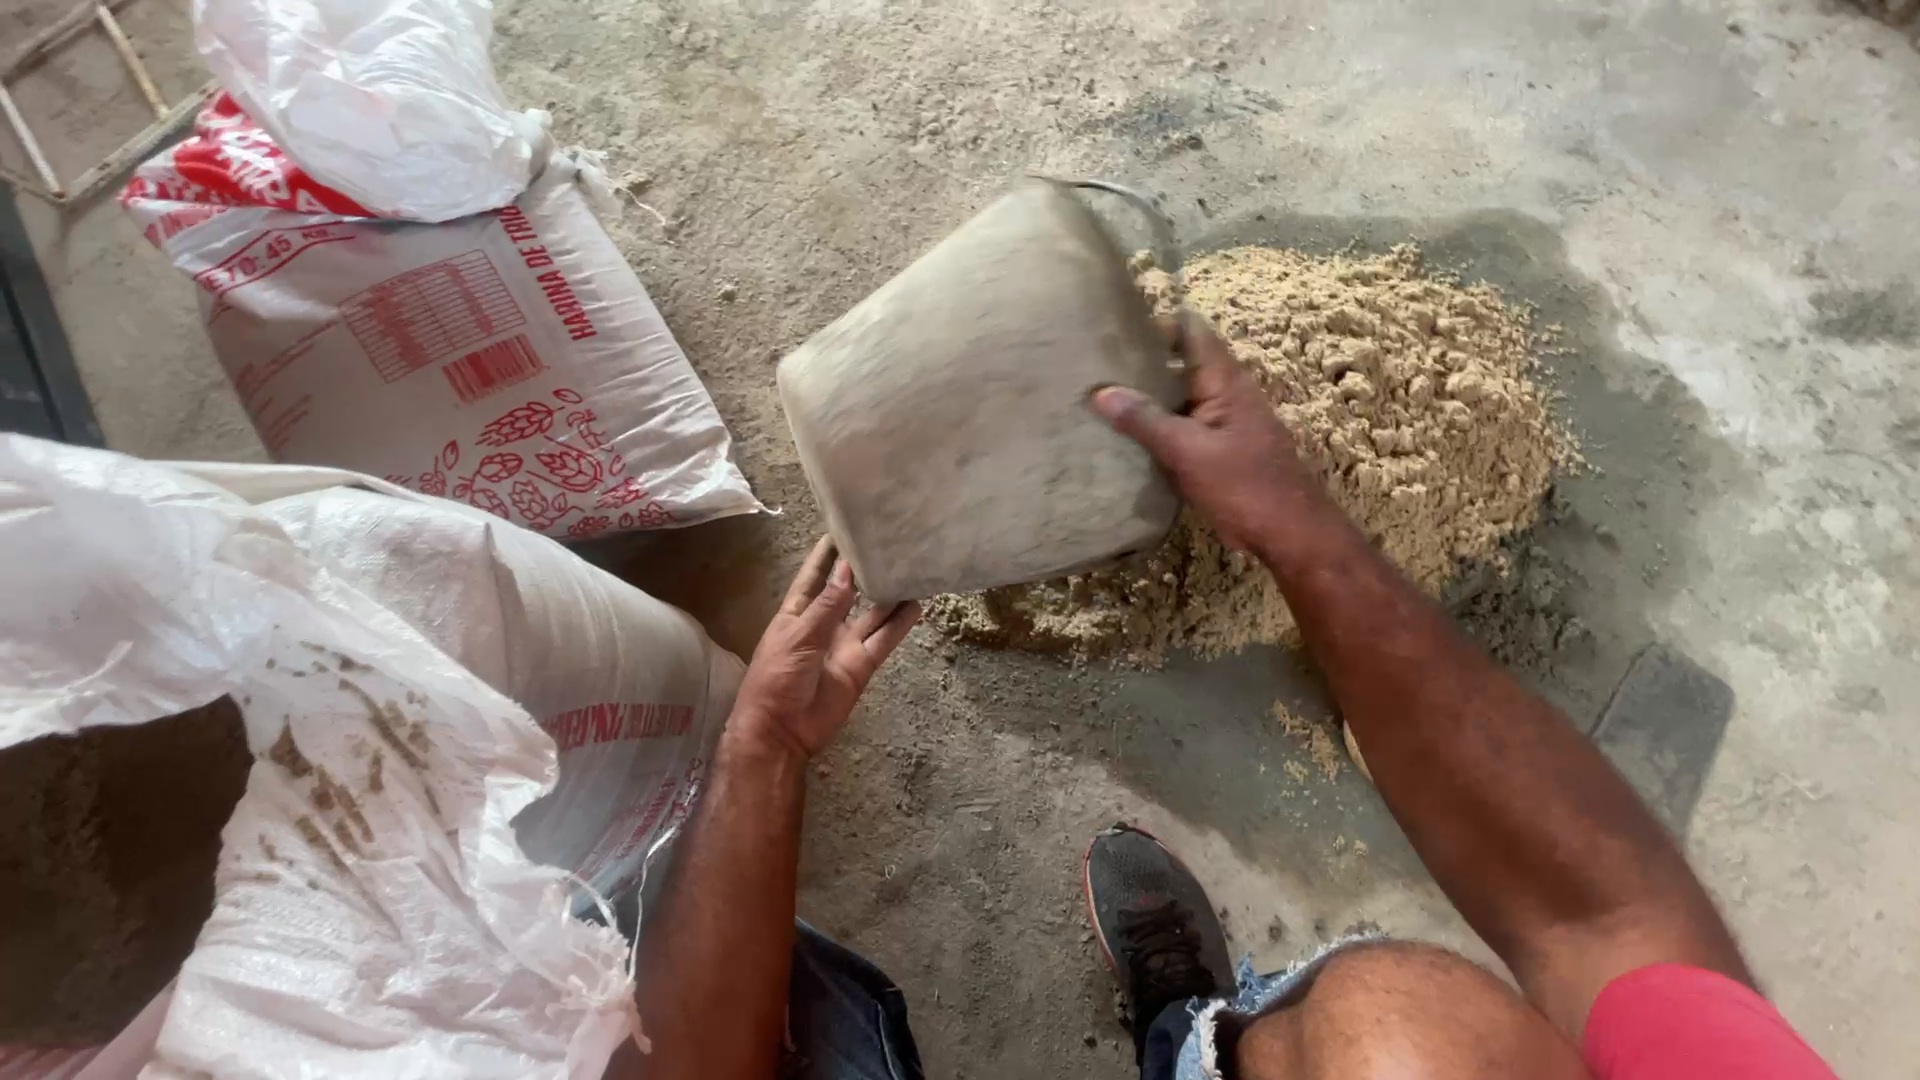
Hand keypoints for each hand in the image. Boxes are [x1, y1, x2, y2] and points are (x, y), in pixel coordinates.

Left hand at [729, 536, 920, 760]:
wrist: (782, 731)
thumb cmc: (776, 678)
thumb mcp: (799, 636)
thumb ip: (828, 605)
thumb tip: (847, 568)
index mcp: (797, 614)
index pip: (813, 576)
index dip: (825, 555)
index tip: (842, 529)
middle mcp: (824, 625)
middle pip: (848, 591)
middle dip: (863, 571)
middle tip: (888, 544)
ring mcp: (845, 644)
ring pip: (872, 614)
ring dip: (888, 595)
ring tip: (910, 569)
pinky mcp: (862, 664)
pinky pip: (884, 639)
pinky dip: (900, 624)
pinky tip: (917, 604)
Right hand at [1090, 313, 1336, 552]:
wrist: (1286, 533)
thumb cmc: (1243, 485)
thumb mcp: (1188, 450)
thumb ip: (1144, 420)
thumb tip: (1100, 392)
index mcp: (1224, 381)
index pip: (1190, 330)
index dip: (1156, 323)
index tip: (1114, 328)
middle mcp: (1223, 394)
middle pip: (1178, 363)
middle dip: (1141, 363)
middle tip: (1094, 366)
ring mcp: (1220, 423)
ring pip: (1176, 399)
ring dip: (1145, 398)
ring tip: (1099, 396)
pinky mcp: (1214, 450)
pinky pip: (1179, 428)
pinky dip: (1154, 428)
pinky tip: (1122, 437)